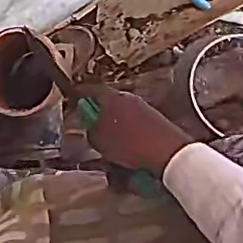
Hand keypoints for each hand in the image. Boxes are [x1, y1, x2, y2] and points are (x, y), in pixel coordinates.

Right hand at [76, 86, 192, 174]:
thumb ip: (90, 130)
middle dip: (99, 114)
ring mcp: (144, 108)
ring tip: (110, 144)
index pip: (90, 91)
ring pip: (122, 114)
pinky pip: (135, 125)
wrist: (168, 152)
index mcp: (112, 97)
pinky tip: (128, 149)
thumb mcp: (99, 140)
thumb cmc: (128, 144)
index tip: (73, 102)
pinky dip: (128, 134)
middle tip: (92, 128)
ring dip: (115, 125)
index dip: (80, 96)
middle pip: (108, 103)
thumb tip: (90, 126)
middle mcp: (128, 98)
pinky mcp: (156, 120)